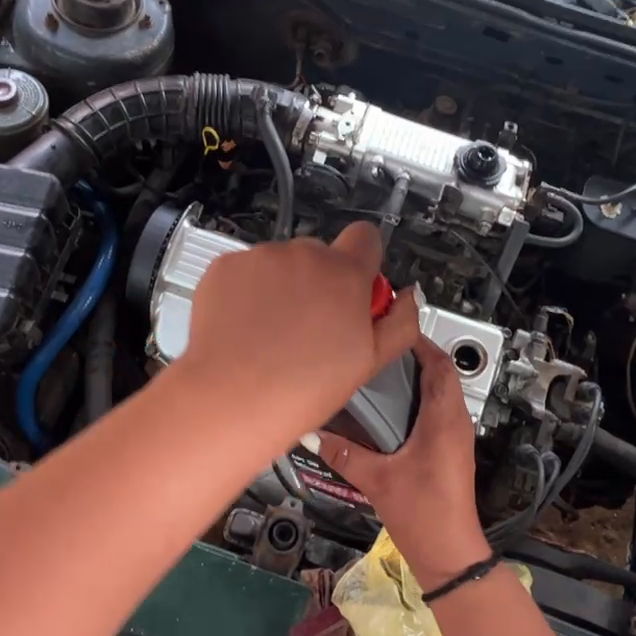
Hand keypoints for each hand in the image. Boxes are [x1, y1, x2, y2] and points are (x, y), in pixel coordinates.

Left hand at [173, 221, 420, 452]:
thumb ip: (399, 322)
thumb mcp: (369, 363)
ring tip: (276, 335)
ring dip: (283, 288)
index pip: (366, 238)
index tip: (356, 292)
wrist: (231, 397)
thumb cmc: (297, 388)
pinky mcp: (226, 267)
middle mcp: (304, 256)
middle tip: (314, 328)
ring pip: (282, 264)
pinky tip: (249, 329)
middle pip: (321, 255)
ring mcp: (262, 258)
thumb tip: (408, 300)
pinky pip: (246, 271)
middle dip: (321, 284)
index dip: (364, 264)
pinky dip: (248, 293)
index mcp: (345, 274)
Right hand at [315, 336, 491, 588]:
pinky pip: (439, 411)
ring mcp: (457, 437)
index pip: (440, 364)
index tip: (392, 329)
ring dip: (419, 377)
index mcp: (445, 418)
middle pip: (442, 374)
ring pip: (442, 393)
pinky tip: (392, 407)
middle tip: (380, 347)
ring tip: (382, 371)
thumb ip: (343, 453)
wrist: (449, 554)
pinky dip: (420, 399)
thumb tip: (310, 433)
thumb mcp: (376, 479)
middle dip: (415, 356)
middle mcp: (457, 421)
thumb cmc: (421, 511)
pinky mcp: (452, 451)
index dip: (419, 342)